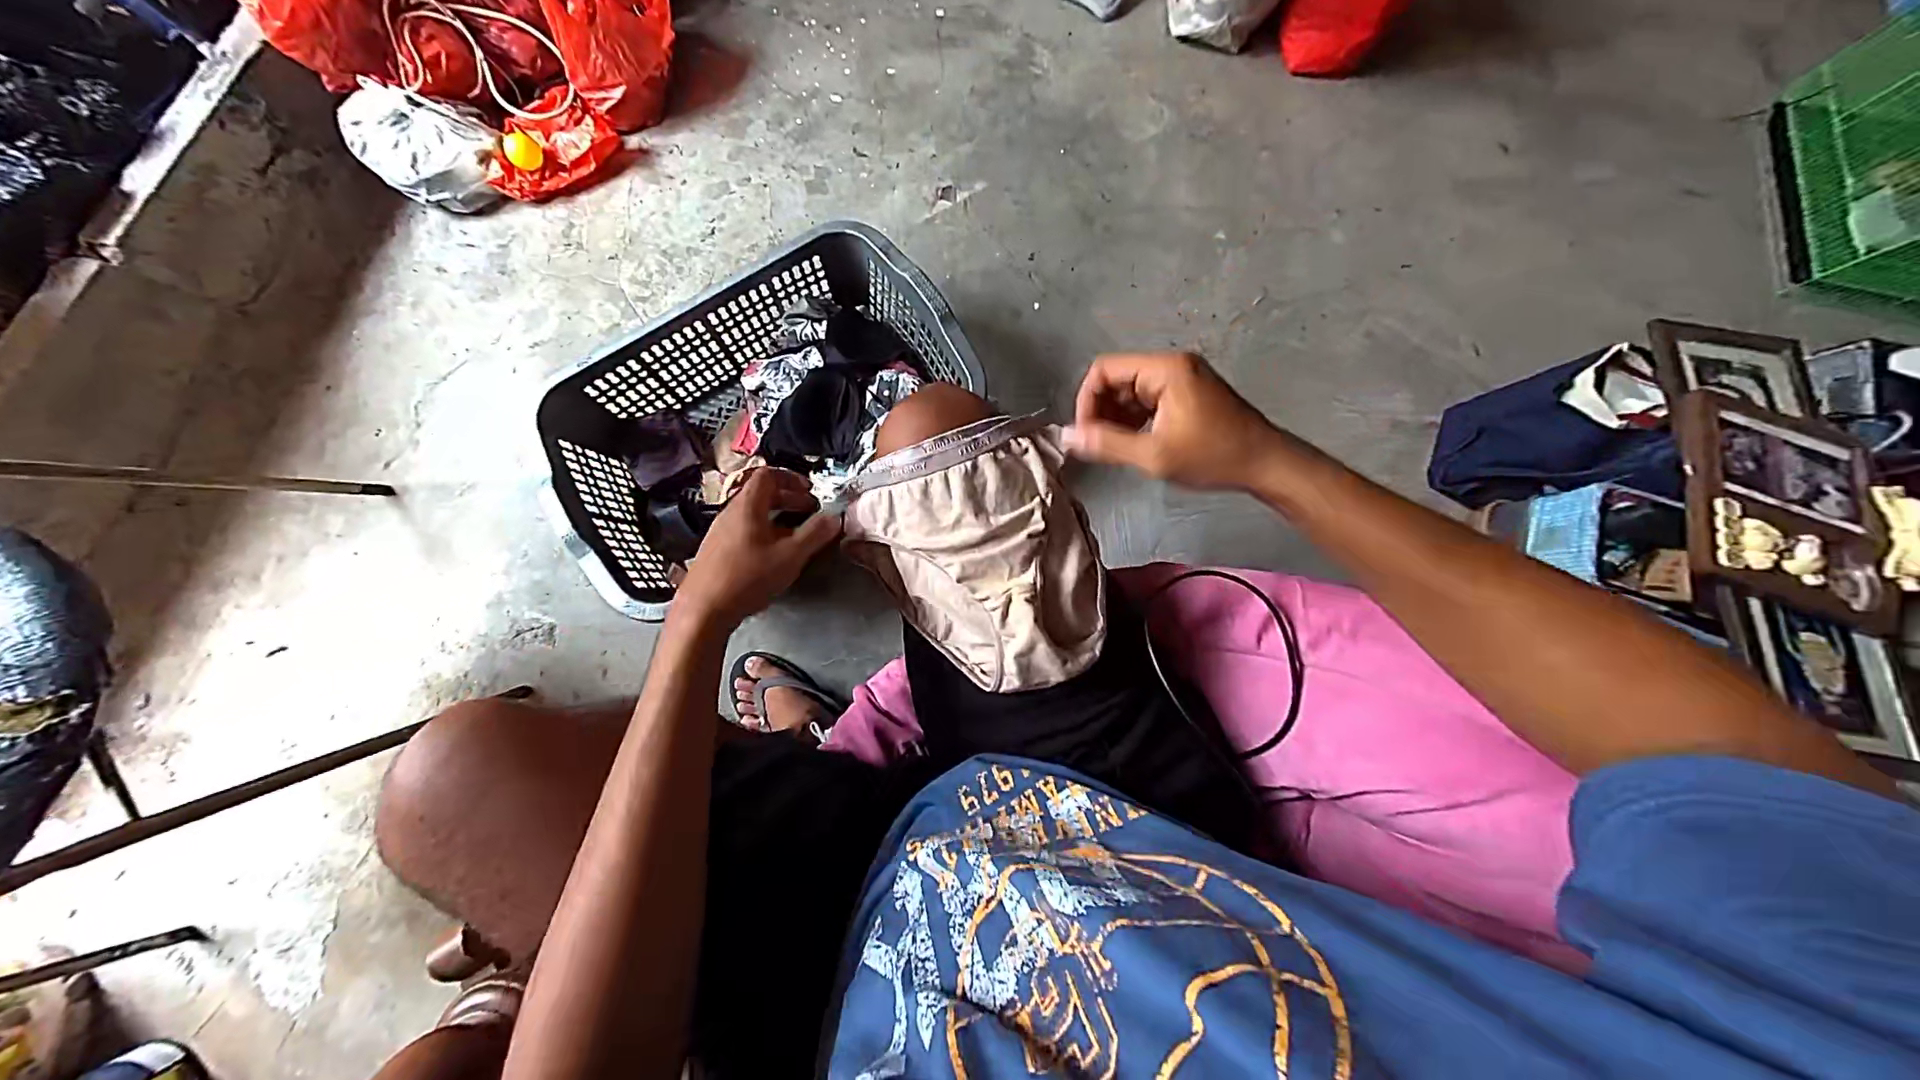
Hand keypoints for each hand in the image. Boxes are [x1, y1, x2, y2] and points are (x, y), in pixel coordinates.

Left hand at [674, 469, 841, 627]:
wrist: (703, 610)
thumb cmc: (747, 578)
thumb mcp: (791, 556)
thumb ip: (815, 534)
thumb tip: (834, 519)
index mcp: (747, 506)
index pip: (768, 475)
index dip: (792, 478)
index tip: (809, 491)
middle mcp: (730, 513)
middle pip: (761, 493)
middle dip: (789, 499)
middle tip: (809, 511)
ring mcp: (720, 532)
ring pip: (752, 514)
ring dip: (777, 517)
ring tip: (796, 534)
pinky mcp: (716, 551)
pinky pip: (744, 530)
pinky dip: (764, 532)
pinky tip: (773, 555)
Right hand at [1062, 352, 1288, 490]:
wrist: (1266, 464)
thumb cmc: (1213, 457)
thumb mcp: (1154, 455)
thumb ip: (1107, 444)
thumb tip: (1067, 437)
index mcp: (1165, 369)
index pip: (1104, 370)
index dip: (1086, 401)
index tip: (1084, 434)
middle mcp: (1172, 365)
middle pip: (1117, 379)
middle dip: (1100, 411)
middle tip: (1097, 445)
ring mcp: (1182, 378)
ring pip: (1130, 392)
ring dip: (1116, 418)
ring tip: (1116, 449)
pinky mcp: (1187, 394)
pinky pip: (1147, 400)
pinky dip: (1134, 420)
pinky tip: (1134, 444)